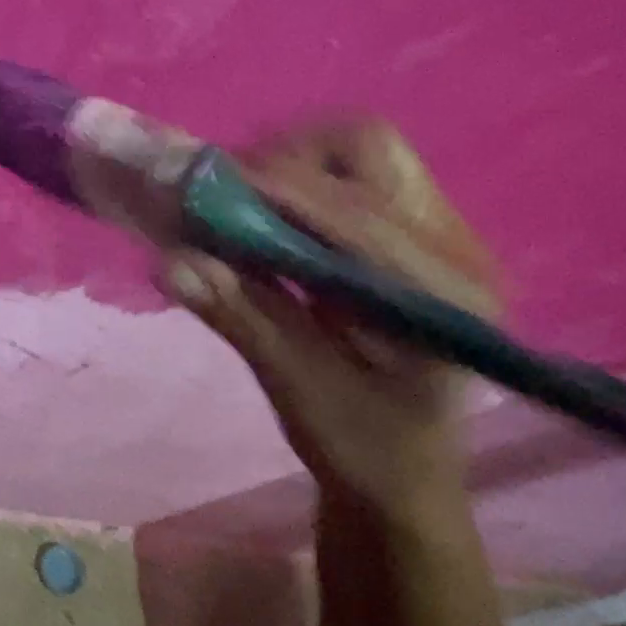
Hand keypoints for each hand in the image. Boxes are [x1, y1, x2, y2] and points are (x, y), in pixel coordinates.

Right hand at [159, 119, 501, 517]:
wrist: (405, 477)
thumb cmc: (360, 447)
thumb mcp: (297, 390)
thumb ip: (240, 316)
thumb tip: (169, 259)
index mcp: (442, 296)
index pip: (356, 212)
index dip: (276, 189)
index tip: (200, 184)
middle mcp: (455, 249)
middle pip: (369, 148)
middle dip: (286, 157)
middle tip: (226, 196)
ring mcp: (440, 236)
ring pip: (360, 153)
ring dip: (289, 166)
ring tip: (238, 206)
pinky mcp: (413, 234)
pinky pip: (352, 176)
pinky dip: (297, 183)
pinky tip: (263, 221)